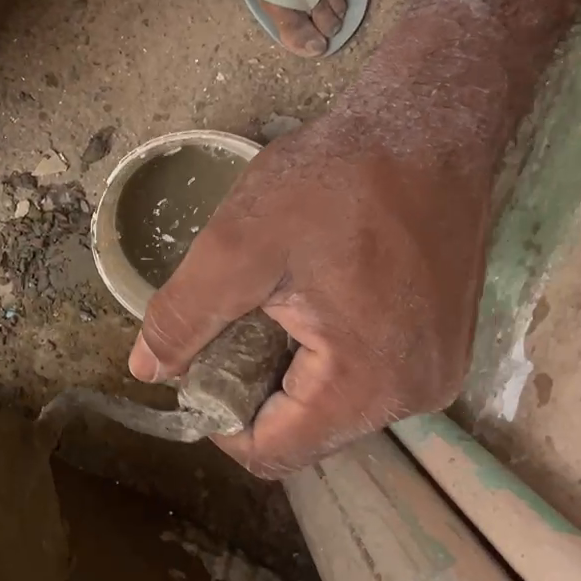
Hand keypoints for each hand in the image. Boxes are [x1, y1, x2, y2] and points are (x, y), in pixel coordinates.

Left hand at [126, 110, 494, 476]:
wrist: (424, 129)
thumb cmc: (331, 184)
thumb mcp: (235, 247)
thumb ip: (184, 317)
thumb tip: (145, 370)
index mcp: (368, 384)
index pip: (274, 451)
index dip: (216, 421)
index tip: (191, 365)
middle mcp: (414, 396)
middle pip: (301, 432)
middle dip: (247, 389)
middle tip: (225, 322)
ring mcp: (433, 369)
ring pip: (326, 404)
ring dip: (278, 368)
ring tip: (262, 304)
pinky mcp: (436, 342)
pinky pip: (356, 375)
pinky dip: (314, 352)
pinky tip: (298, 298)